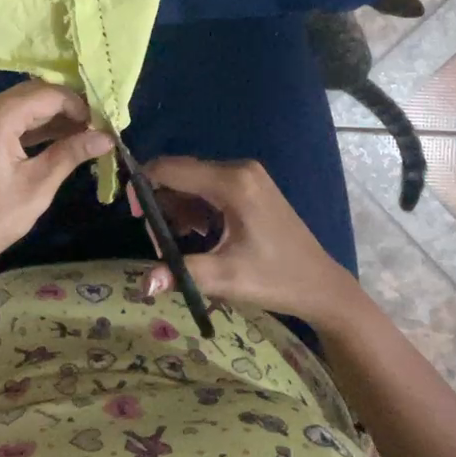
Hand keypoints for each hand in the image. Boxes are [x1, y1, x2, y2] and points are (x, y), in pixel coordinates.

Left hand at [0, 82, 113, 276]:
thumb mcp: (38, 184)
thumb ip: (71, 153)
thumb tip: (108, 137)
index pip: (48, 94)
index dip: (79, 105)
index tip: (103, 124)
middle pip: (34, 93)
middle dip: (67, 108)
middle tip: (97, 129)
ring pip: (22, 105)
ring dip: (51, 117)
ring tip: (84, 136)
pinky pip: (9, 118)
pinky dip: (33, 126)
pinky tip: (59, 139)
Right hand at [136, 156, 364, 328]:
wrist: (322, 288)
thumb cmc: (276, 279)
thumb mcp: (226, 278)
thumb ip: (181, 273)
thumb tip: (143, 285)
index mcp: (232, 182)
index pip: (170, 168)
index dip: (142, 186)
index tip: (133, 216)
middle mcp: (237, 169)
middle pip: (178, 175)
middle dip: (160, 205)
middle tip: (159, 244)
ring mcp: (245, 177)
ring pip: (190, 183)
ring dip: (175, 211)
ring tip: (177, 246)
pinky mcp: (248, 187)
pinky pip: (205, 190)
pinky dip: (193, 211)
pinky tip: (196, 238)